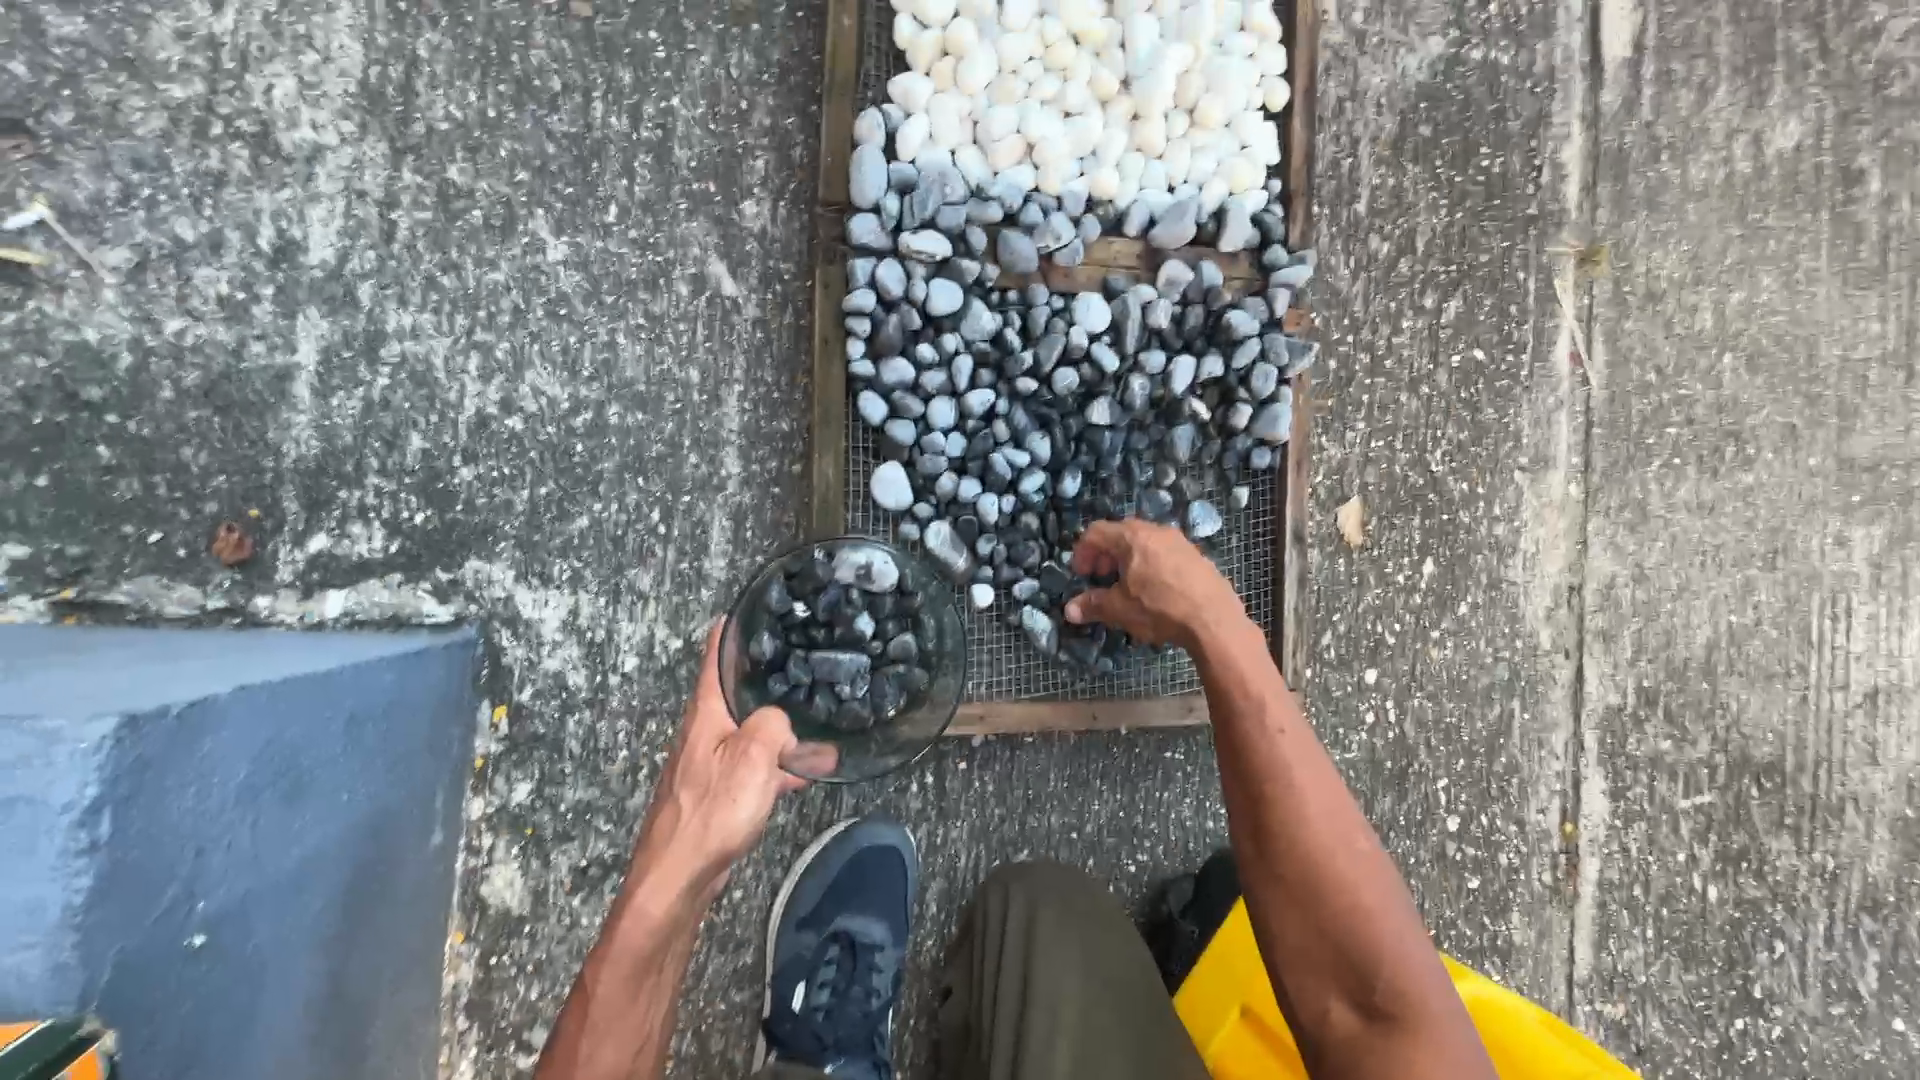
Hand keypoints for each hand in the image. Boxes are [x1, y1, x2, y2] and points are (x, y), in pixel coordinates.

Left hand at [631, 619, 806, 905]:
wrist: (677, 877)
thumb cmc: (710, 813)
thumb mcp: (752, 757)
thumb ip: (772, 724)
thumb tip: (781, 719)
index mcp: (707, 713)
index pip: (714, 656)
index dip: (729, 629)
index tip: (747, 608)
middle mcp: (705, 731)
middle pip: (735, 691)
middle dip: (766, 676)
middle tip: (801, 661)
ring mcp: (710, 762)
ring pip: (751, 730)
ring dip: (781, 726)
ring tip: (820, 724)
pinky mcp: (717, 791)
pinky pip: (754, 764)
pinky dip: (778, 762)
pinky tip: (804, 772)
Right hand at [1066, 519, 1247, 649]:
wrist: (1215, 620)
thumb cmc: (1160, 609)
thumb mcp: (1120, 609)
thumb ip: (1093, 605)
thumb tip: (1070, 610)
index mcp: (1132, 537)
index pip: (1096, 532)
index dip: (1082, 551)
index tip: (1081, 574)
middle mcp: (1156, 531)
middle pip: (1120, 533)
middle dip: (1105, 554)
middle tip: (1100, 578)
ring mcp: (1179, 541)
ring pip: (1144, 541)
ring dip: (1128, 559)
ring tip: (1127, 585)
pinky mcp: (1196, 555)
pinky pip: (1163, 552)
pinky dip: (1150, 563)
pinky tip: (1155, 589)